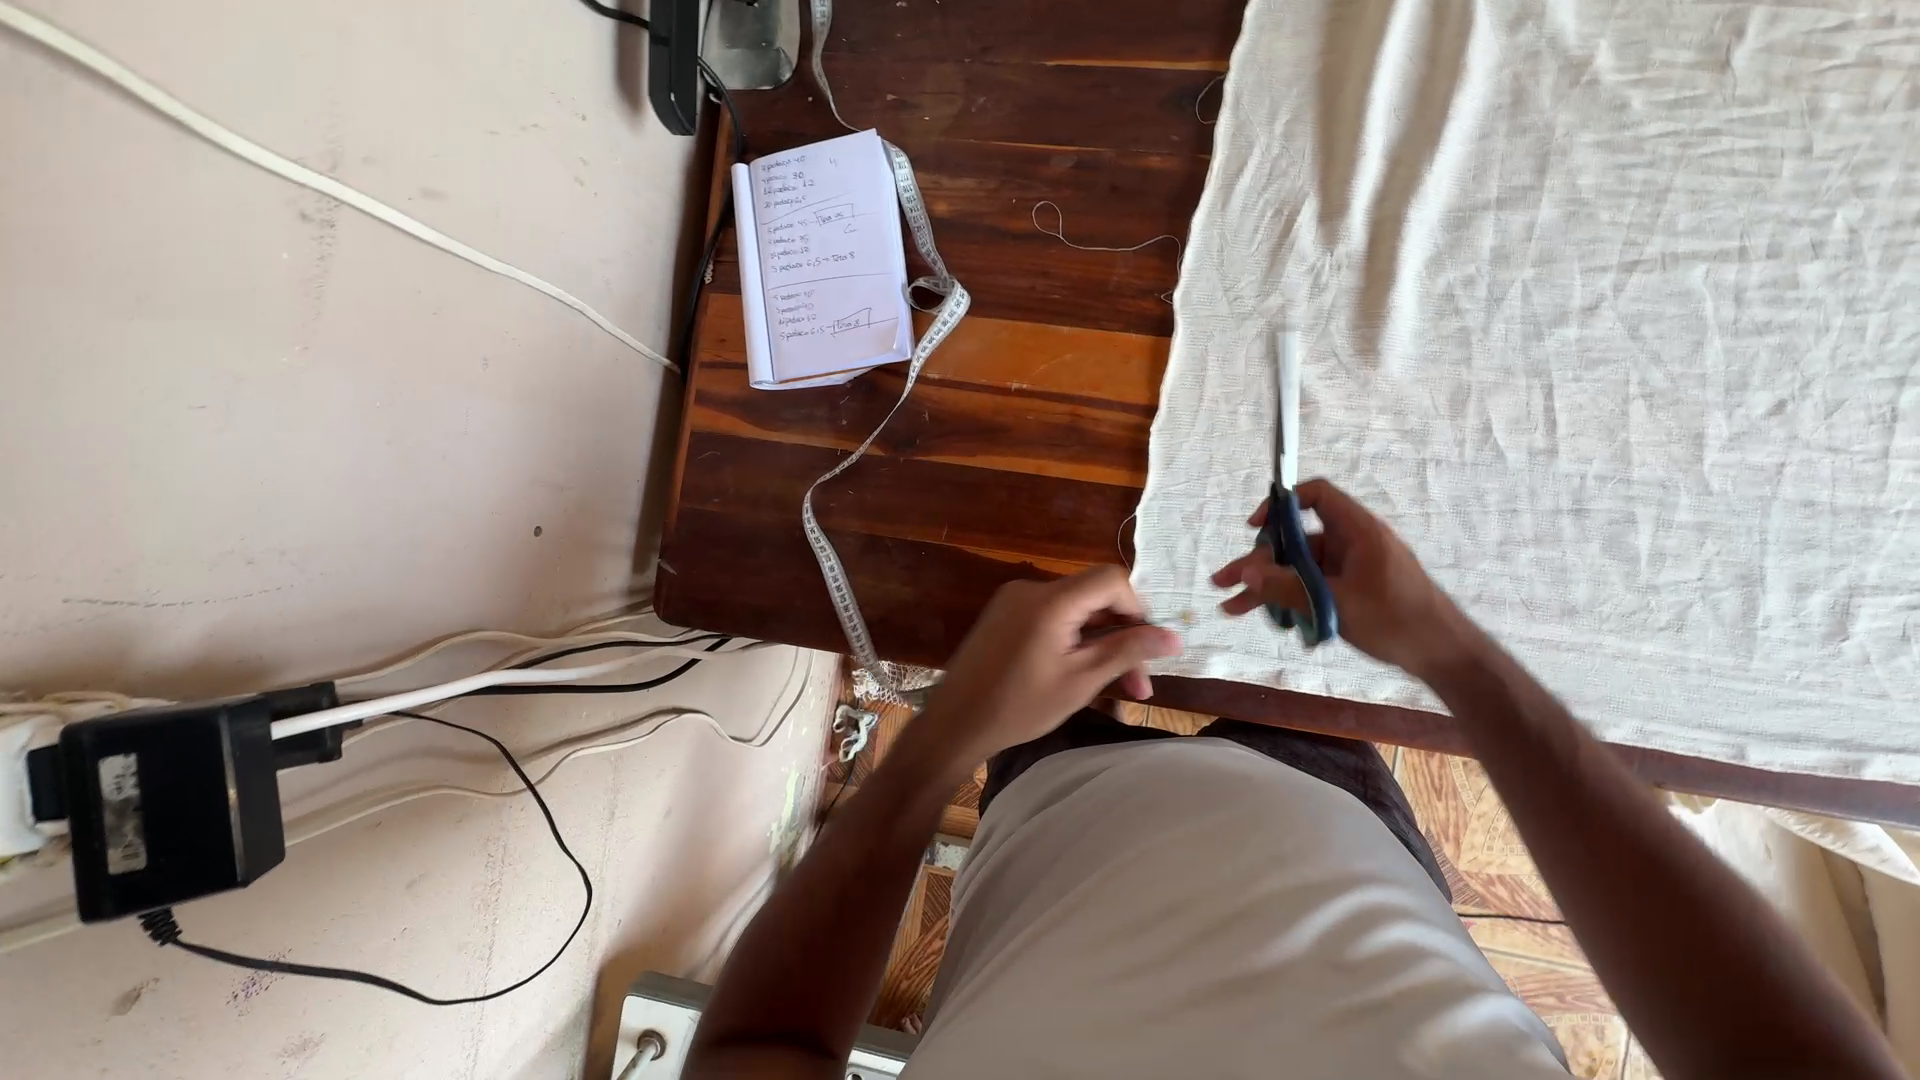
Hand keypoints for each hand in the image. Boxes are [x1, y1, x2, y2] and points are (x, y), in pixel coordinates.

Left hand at [916, 566, 1181, 764]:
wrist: (955, 723)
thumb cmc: (1019, 706)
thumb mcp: (1081, 681)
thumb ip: (1127, 651)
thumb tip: (1175, 636)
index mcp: (1050, 600)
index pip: (1111, 579)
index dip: (1138, 609)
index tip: (1148, 648)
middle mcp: (1031, 589)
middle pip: (1094, 597)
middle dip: (1122, 636)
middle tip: (1140, 685)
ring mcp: (1014, 601)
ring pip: (1075, 611)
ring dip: (1100, 644)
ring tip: (1119, 689)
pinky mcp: (1004, 616)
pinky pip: (1052, 618)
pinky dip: (1073, 641)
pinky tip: (1083, 675)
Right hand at [1211, 478, 1479, 677]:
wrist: (1444, 654)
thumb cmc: (1397, 620)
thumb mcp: (1336, 603)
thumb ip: (1288, 587)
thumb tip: (1245, 573)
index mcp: (1357, 531)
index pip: (1316, 496)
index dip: (1282, 505)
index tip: (1255, 527)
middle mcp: (1351, 544)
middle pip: (1295, 542)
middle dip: (1257, 562)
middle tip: (1224, 582)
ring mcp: (1351, 569)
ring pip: (1298, 569)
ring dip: (1266, 587)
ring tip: (1232, 608)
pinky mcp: (1351, 591)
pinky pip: (1312, 588)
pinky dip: (1291, 600)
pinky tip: (1273, 621)